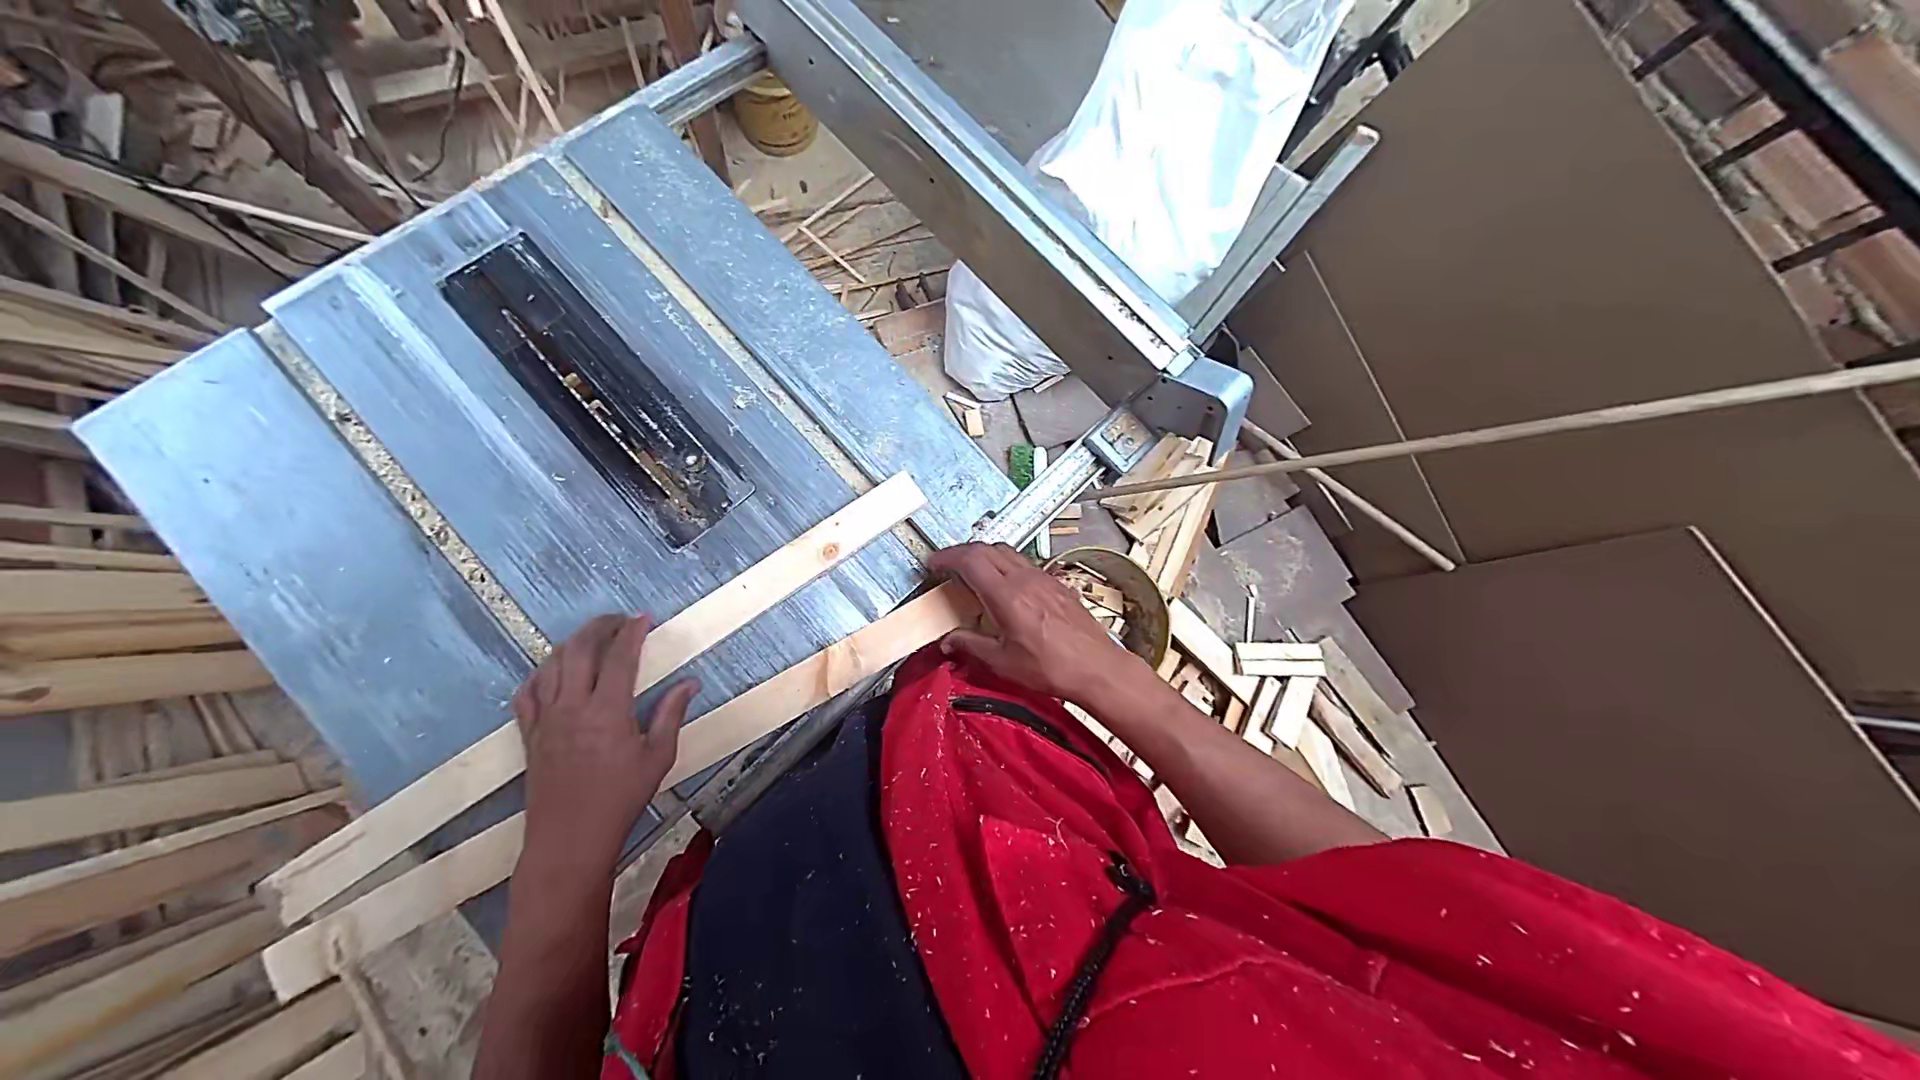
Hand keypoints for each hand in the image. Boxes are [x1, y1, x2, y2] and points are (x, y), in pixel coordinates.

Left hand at [512, 614, 699, 863]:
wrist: (570, 838)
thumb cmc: (621, 798)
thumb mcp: (658, 757)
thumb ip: (671, 714)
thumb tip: (689, 683)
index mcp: (608, 711)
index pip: (620, 657)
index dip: (632, 632)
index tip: (644, 618)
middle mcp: (572, 707)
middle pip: (579, 650)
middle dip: (599, 627)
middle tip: (618, 620)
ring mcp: (546, 719)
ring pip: (551, 665)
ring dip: (571, 644)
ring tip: (590, 638)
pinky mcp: (530, 734)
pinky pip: (527, 693)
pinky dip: (541, 673)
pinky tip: (553, 671)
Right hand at [929, 543, 1146, 706]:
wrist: (1097, 669)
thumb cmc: (1054, 668)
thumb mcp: (1003, 662)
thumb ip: (971, 646)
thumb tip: (950, 641)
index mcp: (1007, 596)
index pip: (970, 560)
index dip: (947, 557)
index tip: (934, 562)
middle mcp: (1026, 580)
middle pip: (986, 548)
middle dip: (962, 552)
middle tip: (948, 565)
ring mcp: (1044, 579)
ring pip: (1007, 552)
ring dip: (985, 556)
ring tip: (973, 573)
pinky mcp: (1057, 585)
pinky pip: (1025, 564)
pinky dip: (1006, 565)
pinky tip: (1006, 586)